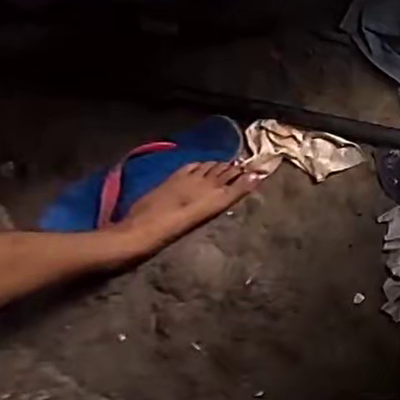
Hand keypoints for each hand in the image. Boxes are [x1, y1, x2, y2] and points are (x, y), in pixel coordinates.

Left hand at [110, 161, 265, 260]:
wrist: (139, 233)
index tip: (260, 170)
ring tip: (229, 169)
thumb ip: (235, 192)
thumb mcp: (210, 211)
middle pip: (223, 168)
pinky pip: (191, 168)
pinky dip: (201, 166)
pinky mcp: (171, 181)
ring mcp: (185, 179)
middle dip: (236, 167)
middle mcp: (202, 178)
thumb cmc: (176, 228)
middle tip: (247, 168)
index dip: (249, 171)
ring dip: (220, 166)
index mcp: (213, 185)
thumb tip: (258, 176)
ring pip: (209, 166)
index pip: (237, 173)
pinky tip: (202, 169)